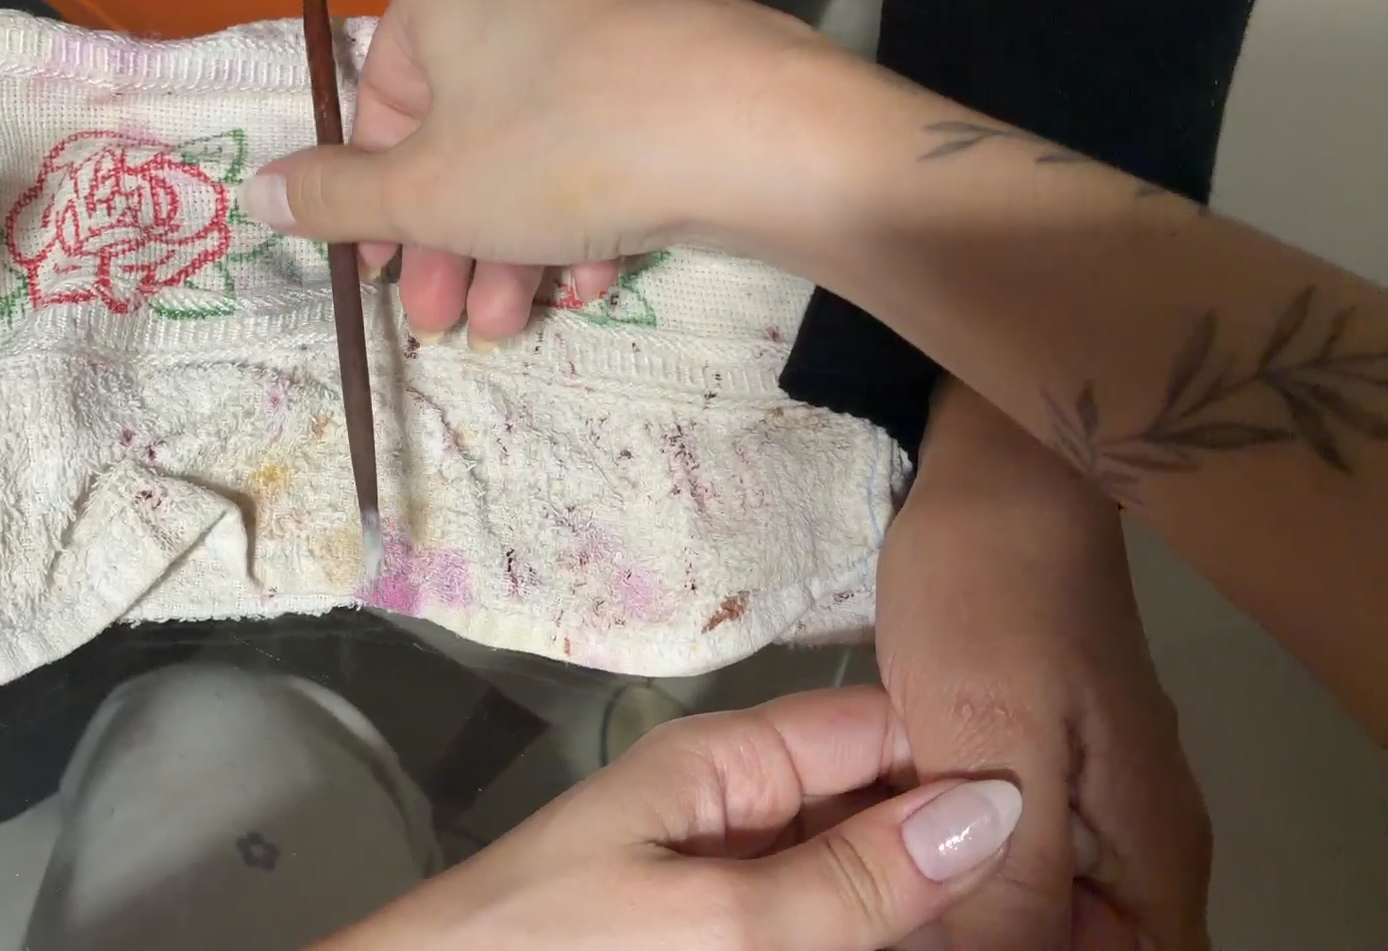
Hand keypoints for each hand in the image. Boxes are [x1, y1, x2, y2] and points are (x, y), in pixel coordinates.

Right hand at [243, 0, 868, 338]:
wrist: (758, 139)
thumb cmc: (556, 155)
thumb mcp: (422, 194)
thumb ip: (330, 197)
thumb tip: (254, 190)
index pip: (380, 109)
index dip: (375, 205)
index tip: (384, 273)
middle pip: (461, 140)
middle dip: (449, 248)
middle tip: (446, 322)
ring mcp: (609, 16)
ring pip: (532, 152)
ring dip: (511, 249)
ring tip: (513, 323)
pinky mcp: (674, 61)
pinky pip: (600, 142)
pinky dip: (583, 214)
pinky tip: (590, 277)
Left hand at [314, 688, 1023, 950]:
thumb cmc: (569, 936)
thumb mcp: (718, 914)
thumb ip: (847, 876)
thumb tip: (986, 811)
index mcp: (731, 757)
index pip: (874, 728)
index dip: (970, 764)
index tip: (1082, 829)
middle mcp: (743, 792)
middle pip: (878, 798)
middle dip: (968, 848)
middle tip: (1088, 914)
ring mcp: (738, 855)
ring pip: (863, 861)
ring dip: (936, 901)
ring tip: (1049, 930)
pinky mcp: (731, 910)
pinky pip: (823, 907)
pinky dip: (879, 928)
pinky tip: (937, 940)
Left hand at [877, 382, 1210, 948]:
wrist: (988, 484)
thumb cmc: (987, 599)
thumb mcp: (991, 735)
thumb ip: (1015, 869)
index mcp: (1143, 849)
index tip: (923, 935)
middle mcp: (1123, 829)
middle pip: (1068, 930)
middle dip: (976, 929)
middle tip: (873, 908)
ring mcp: (1069, 775)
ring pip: (1016, 876)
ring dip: (946, 885)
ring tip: (858, 874)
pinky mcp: (1014, 732)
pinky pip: (984, 816)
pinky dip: (931, 828)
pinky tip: (871, 817)